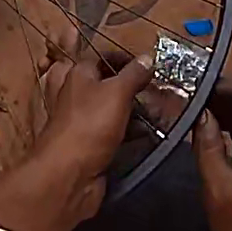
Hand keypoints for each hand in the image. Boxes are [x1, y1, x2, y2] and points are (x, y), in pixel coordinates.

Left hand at [0, 50, 152, 230]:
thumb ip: (133, 74)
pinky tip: (151, 133)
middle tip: (159, 91)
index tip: (150, 66)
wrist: (69, 174)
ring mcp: (83, 120)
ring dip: (135, 110)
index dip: (125, 60)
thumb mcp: (116, 92)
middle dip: (134, 87)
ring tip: (161, 112)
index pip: (102, 58)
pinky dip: (131, 130)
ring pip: (113, 108)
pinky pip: (115, 130)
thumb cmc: (90, 124)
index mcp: (77, 74)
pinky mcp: (91, 143)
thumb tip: (147, 56)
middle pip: (108, 84)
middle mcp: (77, 93)